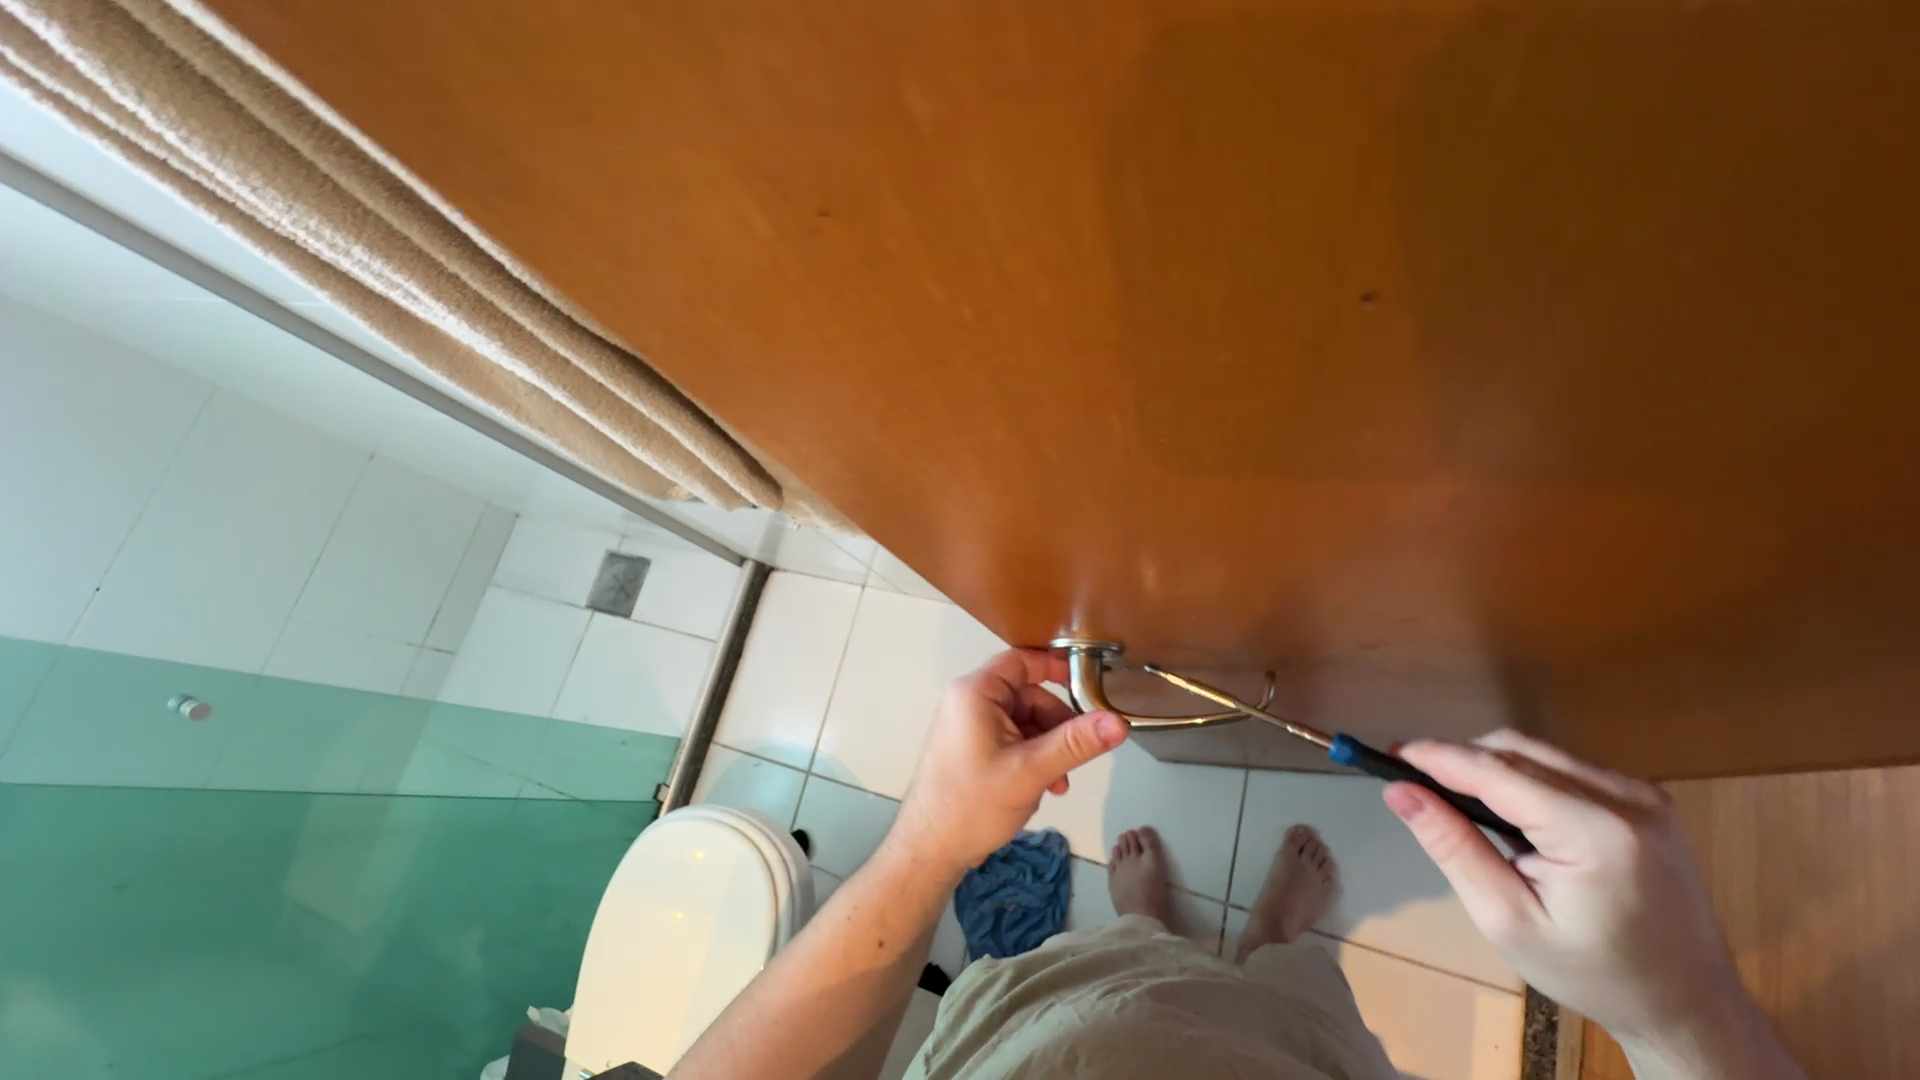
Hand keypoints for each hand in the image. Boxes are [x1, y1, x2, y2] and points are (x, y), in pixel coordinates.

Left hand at [886, 649, 1127, 878]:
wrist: (929, 849)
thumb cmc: (973, 804)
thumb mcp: (1031, 770)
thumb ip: (1076, 743)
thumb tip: (1118, 722)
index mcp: (975, 693)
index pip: (1022, 661)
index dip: (1056, 667)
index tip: (1089, 683)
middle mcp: (968, 702)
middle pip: (1027, 696)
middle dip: (1056, 725)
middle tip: (1076, 757)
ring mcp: (966, 727)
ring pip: (1022, 722)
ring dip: (1046, 748)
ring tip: (1057, 784)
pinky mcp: (969, 749)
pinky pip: (1009, 740)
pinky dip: (1030, 758)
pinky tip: (1041, 787)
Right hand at [1385, 730, 1799, 1076]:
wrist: (1690, 1006)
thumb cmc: (1591, 973)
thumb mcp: (1504, 918)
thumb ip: (1451, 846)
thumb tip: (1399, 791)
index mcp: (1595, 832)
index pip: (1495, 770)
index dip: (1437, 756)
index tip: (1389, 753)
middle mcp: (1626, 799)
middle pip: (1516, 750)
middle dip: (1460, 760)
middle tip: (1418, 786)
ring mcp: (1643, 795)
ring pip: (1539, 752)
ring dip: (1491, 767)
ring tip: (1463, 806)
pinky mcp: (1647, 799)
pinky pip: (1564, 766)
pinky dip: (1525, 777)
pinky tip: (1514, 816)